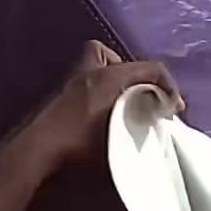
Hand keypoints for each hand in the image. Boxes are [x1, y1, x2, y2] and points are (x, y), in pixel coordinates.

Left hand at [0, 40, 181, 180]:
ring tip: (128, 104)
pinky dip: (103, 87)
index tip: (175, 108)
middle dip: (143, 78)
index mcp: (109, 75)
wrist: (36, 149)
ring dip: (121, 79)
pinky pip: (92, 77)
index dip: (169, 86)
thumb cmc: (78, 142)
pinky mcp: (65, 92)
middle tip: (150, 100)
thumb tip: (160, 123)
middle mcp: (92, 70)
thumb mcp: (117, 134)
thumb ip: (140, 123)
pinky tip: (105, 111)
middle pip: (126, 61)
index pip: (151, 69)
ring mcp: (75, 79)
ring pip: (105, 63)